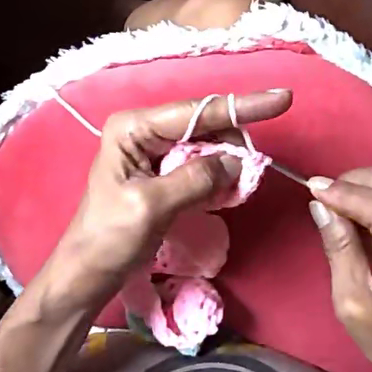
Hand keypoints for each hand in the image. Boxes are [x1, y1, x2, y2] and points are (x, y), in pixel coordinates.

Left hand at [39, 90, 293, 309]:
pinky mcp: (164, 172)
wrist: (89, 273)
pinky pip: (203, 166)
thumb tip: (235, 162)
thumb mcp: (151, 206)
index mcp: (133, 128)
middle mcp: (145, 131)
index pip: (196, 112)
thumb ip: (195, 179)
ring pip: (209, 146)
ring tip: (235, 190)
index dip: (241, 106)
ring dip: (229, 165)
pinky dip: (219, 179)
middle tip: (251, 173)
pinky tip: (226, 193)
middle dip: (234, 144)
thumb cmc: (109, 238)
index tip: (282, 99)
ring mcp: (155, 151)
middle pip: (206, 125)